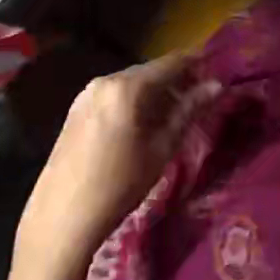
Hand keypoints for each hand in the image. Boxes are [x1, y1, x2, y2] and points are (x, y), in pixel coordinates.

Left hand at [15, 52, 216, 278]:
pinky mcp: (75, 111)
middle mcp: (104, 81)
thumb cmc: (121, 183)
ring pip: (130, 84)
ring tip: (174, 114)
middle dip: (175, 80)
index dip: (195, 63)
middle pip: (148, 72)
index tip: (215, 69)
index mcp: (127, 87)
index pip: (170, 63)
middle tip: (199, 97)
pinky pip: (113, 96)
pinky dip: (133, 102)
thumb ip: (189, 111)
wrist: (64, 215)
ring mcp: (85, 95)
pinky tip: (143, 124)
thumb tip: (216, 86)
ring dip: (154, 92)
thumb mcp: (162, 148)